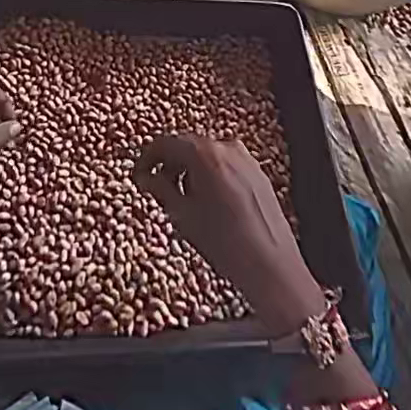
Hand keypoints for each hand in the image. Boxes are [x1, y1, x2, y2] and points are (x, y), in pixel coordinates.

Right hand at [135, 134, 324, 330]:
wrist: (270, 266)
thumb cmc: (225, 243)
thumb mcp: (182, 215)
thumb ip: (160, 188)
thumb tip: (146, 177)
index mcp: (205, 154)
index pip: (166, 143)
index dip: (148, 158)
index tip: (140, 174)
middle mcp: (227, 149)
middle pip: (188, 145)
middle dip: (169, 163)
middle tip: (156, 186)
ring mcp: (246, 160)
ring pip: (208, 155)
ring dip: (190, 169)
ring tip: (182, 198)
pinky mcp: (258, 174)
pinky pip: (226, 165)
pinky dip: (210, 175)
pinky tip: (207, 202)